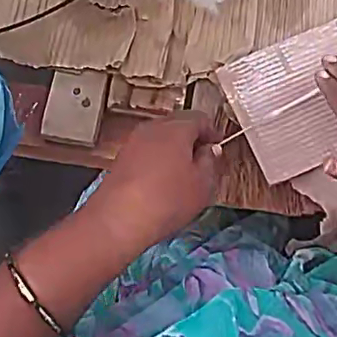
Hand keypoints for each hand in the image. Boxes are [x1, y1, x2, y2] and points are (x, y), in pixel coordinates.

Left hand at [83, 114, 222, 246]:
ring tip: (182, 170)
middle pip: (176, 123)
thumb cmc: (167, 200)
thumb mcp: (202, 185)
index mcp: (176, 128)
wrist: (118, 218)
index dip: (211, 130)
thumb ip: (209, 162)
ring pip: (159, 136)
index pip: (199, 118)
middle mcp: (152, 128)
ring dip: (172, 147)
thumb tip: (208, 149)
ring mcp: (133, 141)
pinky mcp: (121, 157)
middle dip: (191, 136)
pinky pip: (145, 149)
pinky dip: (156, 157)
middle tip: (202, 157)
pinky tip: (161, 178)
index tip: (218, 144)